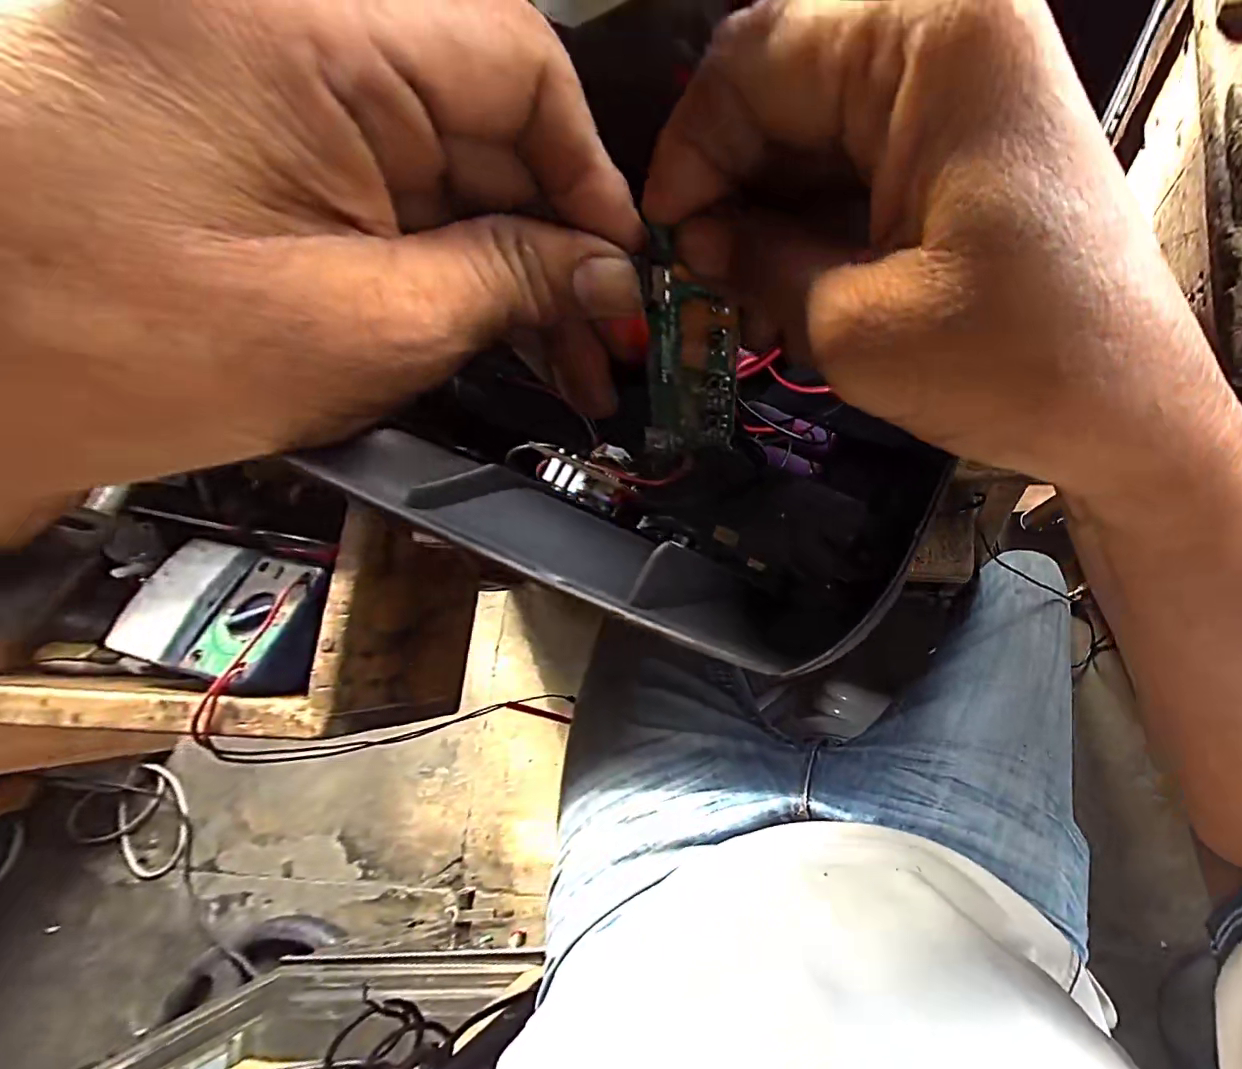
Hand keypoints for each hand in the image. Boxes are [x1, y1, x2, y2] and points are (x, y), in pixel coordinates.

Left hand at [0, 0, 643, 516]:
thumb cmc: (126, 344)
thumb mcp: (379, 320)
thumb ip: (520, 279)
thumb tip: (616, 276)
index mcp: (290, 23)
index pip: (519, 58)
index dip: (591, 168)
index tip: (622, 261)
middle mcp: (279, 25)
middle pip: (501, 129)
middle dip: (571, 245)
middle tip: (612, 339)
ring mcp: (274, 88)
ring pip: (471, 179)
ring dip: (534, 275)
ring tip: (579, 367)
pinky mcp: (274, 145)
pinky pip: (420, 202)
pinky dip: (479, 272)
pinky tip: (524, 342)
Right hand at [644, 0, 1241, 506]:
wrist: (1140, 422)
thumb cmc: (1014, 368)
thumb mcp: (862, 326)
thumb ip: (761, 265)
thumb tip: (699, 240)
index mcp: (931, 37)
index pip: (756, 60)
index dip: (691, 153)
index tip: (663, 238)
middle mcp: (963, 43)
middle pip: (801, 99)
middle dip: (742, 196)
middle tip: (708, 286)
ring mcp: (987, 107)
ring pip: (842, 148)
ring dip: (788, 225)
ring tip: (753, 308)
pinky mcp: (995, 167)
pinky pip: (890, 181)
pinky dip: (842, 236)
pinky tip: (810, 294)